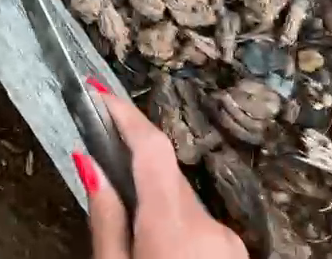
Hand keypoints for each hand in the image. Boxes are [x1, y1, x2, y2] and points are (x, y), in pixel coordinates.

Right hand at [82, 87, 246, 258]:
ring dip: (156, 204)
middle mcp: (209, 224)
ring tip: (132, 235)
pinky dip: (177, 229)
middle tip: (101, 174)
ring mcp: (231, 243)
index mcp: (173, 223)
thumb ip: (106, 219)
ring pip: (182, 202)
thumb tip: (90, 163)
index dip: (125, 113)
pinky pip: (200, 227)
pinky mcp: (241, 257)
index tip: (97, 90)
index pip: (152, 147)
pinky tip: (161, 252)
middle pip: (166, 176)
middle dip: (135, 169)